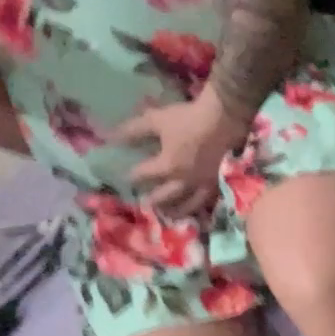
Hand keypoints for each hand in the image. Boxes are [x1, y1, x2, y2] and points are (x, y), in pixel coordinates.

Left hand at [117, 90, 250, 217]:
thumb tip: (112, 138)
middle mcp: (186, 179)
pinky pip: (209, 199)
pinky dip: (202, 206)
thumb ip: (133, 131)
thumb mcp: (154, 120)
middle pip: (168, 195)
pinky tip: (199, 208)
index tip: (124, 178)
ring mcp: (204, 182)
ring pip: (191, 203)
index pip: (144, 174)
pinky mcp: (218, 181)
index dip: (132, 176)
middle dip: (155, 200)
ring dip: (180, 210)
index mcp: (168, 166)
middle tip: (146, 206)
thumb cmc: (186, 120)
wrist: (222, 122)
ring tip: (172, 215)